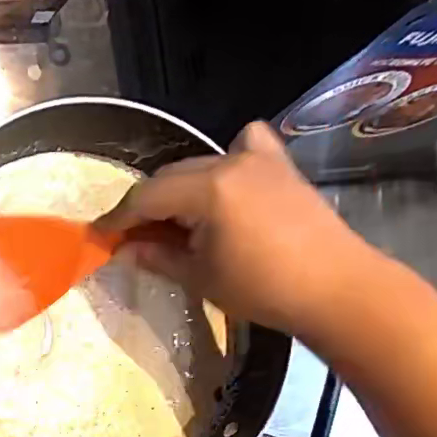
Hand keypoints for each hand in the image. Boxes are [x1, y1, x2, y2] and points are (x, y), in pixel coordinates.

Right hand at [95, 122, 377, 332]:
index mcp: (207, 188)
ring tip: (178, 222)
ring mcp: (259, 158)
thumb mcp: (202, 278)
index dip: (119, 217)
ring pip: (202, 164)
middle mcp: (230, 160)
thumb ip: (159, 257)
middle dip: (148, 204)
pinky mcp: (281, 165)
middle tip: (136, 237)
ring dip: (181, 189)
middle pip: (171, 175)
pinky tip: (227, 185)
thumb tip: (126, 249)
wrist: (335, 288)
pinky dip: (226, 161)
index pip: (147, 195)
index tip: (100, 234)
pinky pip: (244, 147)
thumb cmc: (264, 289)